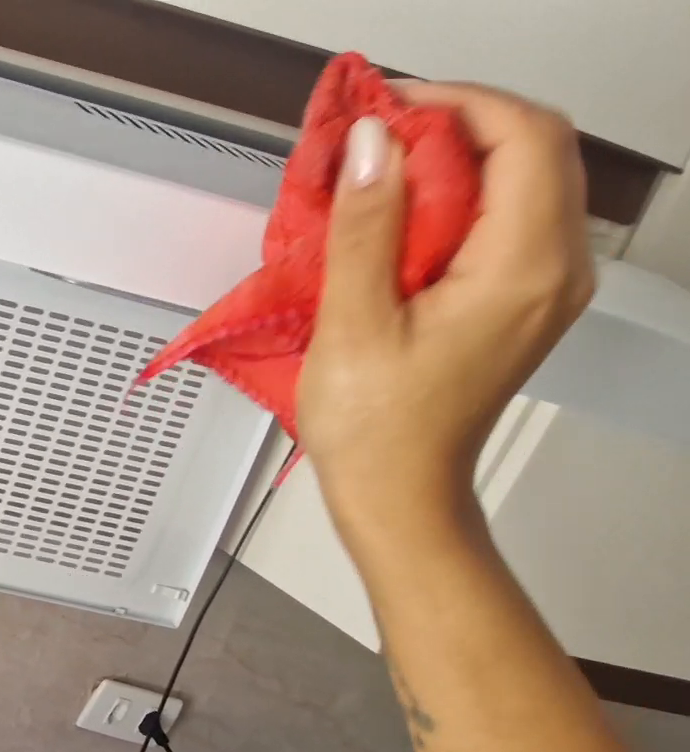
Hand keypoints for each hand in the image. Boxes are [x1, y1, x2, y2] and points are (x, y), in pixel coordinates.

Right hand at [298, 82, 595, 534]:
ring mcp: (543, 286)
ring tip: (377, 176)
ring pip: (520, 186)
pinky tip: (398, 222)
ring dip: (452, 165)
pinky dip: (453, 205)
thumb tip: (374, 145)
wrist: (397, 490)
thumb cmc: (372, 424)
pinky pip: (503, 225)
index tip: (387, 106)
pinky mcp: (517, 303)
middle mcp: (555, 268)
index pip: (524, 138)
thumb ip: (367, 229)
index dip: (458, 104)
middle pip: (533, 153)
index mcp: (522, 267)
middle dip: (455, 126)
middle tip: (375, 137)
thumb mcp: (353, 324)